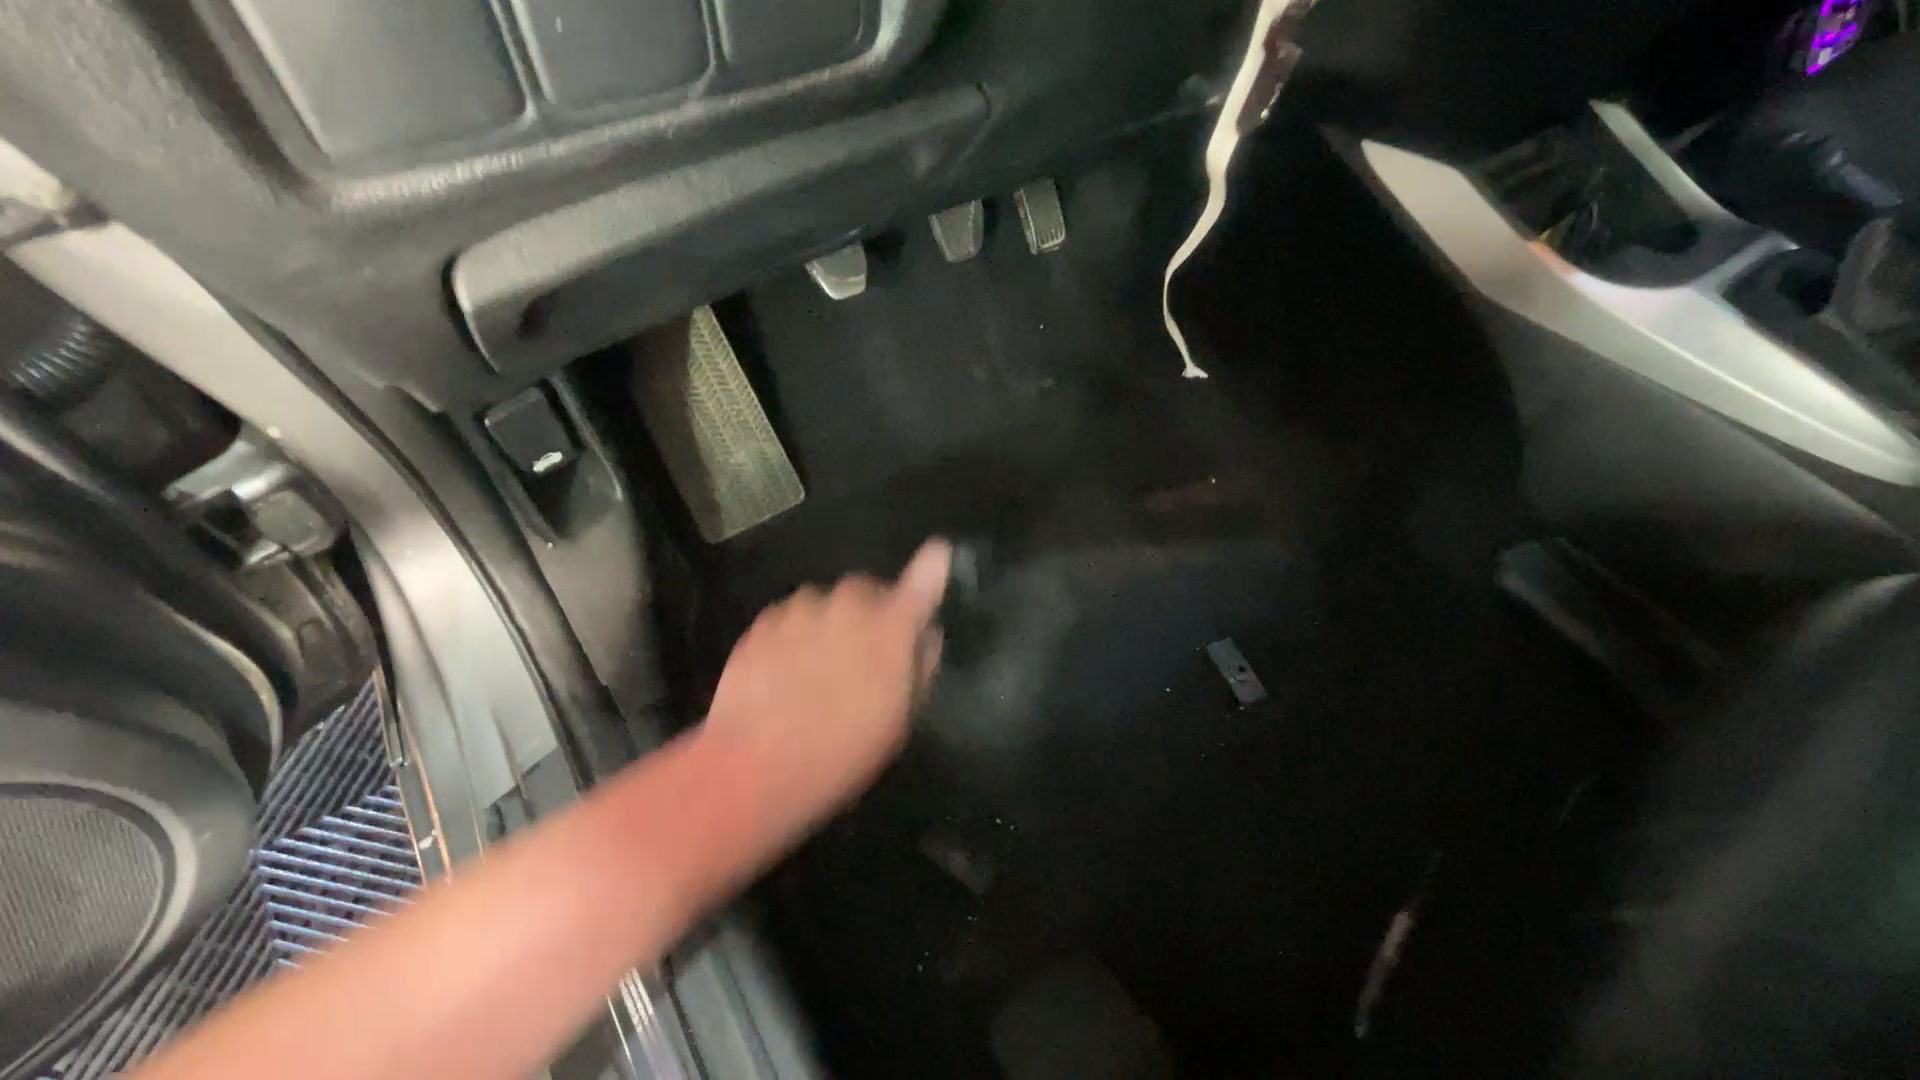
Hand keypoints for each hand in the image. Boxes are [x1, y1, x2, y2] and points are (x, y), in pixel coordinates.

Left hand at [699, 539, 951, 836]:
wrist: (755, 766)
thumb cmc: (842, 752)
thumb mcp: (899, 721)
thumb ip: (918, 667)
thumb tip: (924, 637)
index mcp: (890, 626)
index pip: (923, 580)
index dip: (933, 567)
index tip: (939, 552)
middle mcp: (847, 604)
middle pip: (867, 592)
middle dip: (871, 615)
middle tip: (865, 660)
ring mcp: (800, 609)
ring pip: (825, 606)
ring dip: (830, 627)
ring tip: (818, 674)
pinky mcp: (762, 622)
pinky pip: (790, 620)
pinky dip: (795, 638)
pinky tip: (786, 677)